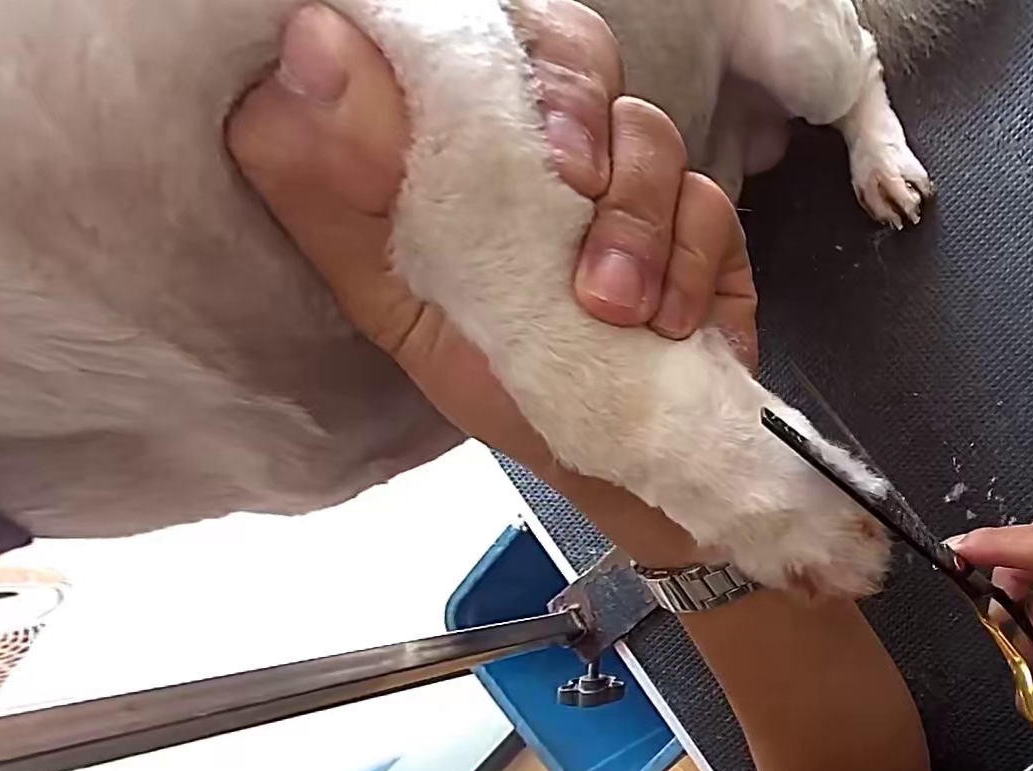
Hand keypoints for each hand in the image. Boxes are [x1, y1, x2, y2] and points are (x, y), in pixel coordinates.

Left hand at [225, 2, 755, 556]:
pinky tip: (669, 324)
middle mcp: (570, 160)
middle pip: (586, 53)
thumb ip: (338, 196)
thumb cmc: (508, 392)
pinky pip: (713, 212)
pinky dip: (690, 263)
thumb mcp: (401, 313)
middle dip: (581, 115)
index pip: (487, 41)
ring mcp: (650, 200)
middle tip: (577, 191)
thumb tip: (320, 44)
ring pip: (656, 136)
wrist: (612, 466)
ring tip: (616, 309)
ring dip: (637, 221)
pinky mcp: (712, 248)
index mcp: (482, 155)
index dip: (494, 49)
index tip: (490, 118)